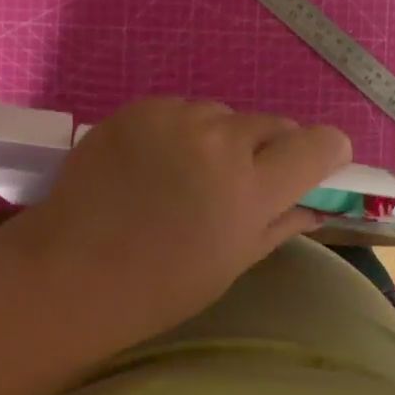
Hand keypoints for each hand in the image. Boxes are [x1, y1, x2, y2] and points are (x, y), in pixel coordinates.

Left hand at [0, 98, 350, 352]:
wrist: (70, 271)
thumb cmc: (159, 285)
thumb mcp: (233, 261)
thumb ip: (281, 222)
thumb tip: (317, 204)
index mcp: (251, 185)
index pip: (318, 143)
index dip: (324, 154)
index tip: (317, 168)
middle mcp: (218, 139)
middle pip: (271, 124)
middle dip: (270, 149)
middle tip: (243, 181)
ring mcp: (173, 118)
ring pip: (222, 115)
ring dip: (220, 138)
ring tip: (189, 175)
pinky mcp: (137, 109)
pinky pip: (178, 111)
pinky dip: (179, 132)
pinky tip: (155, 164)